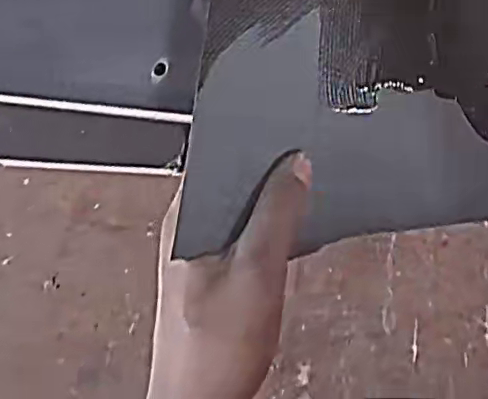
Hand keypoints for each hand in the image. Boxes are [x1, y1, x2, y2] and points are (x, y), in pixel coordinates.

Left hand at [148, 152, 311, 398]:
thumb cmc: (214, 353)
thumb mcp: (257, 270)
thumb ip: (277, 212)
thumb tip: (298, 165)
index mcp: (185, 215)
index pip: (218, 154)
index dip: (253, 140)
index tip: (286, 134)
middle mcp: (188, 225)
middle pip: (233, 178)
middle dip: (269, 172)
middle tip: (302, 165)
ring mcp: (199, 248)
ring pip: (242, 205)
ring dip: (271, 201)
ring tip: (299, 195)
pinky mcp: (214, 269)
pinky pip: (245, 230)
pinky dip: (268, 227)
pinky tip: (288, 233)